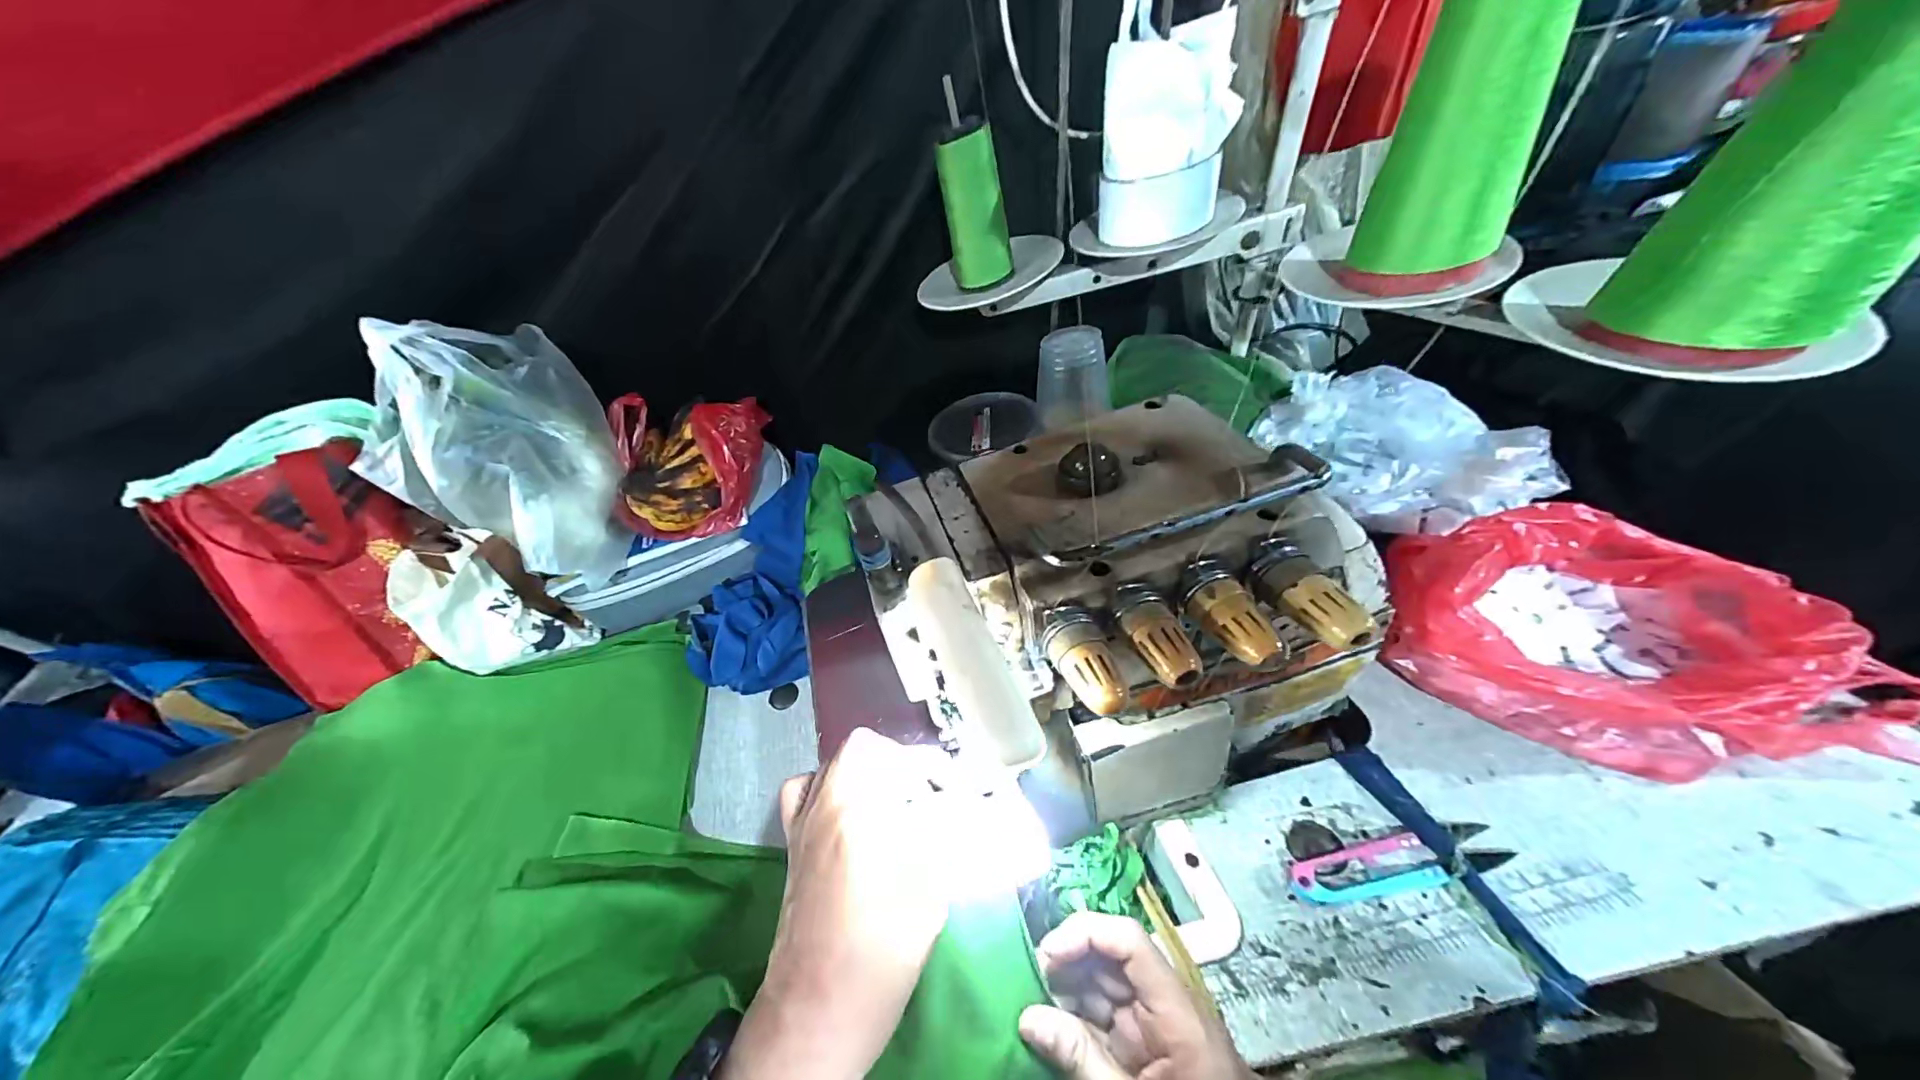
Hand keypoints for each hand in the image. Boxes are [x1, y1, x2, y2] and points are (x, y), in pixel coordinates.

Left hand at [722, 728, 964, 1079]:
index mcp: (859, 809)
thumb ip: (947, 834)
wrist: (817, 1006)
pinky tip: (853, 814)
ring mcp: (804, 821)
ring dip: (872, 769)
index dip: (940, 771)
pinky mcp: (793, 844)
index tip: (959, 792)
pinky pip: (806, 790)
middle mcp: (825, 804)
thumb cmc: (879, 952)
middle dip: (905, 763)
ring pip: (837, 764)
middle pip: (867, 749)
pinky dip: (832, 786)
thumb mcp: (930, 888)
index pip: (907, 763)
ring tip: (899, 800)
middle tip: (932, 794)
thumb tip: (965, 808)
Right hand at [1020, 912, 1252, 1079]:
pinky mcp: (1145, 1047)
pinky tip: (1052, 1026)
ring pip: (1102, 984)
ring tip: (1034, 1006)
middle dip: (1067, 963)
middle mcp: (1165, 1004)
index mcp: (1177, 1010)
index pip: (1129, 940)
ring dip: (1067, 990)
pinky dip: (1076, 1016)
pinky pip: (1105, 1015)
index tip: (1046, 955)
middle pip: (1111, 958)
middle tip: (1029, 984)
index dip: (1084, 934)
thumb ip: (1083, 1058)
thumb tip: (1028, 1018)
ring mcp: (1155, 1026)